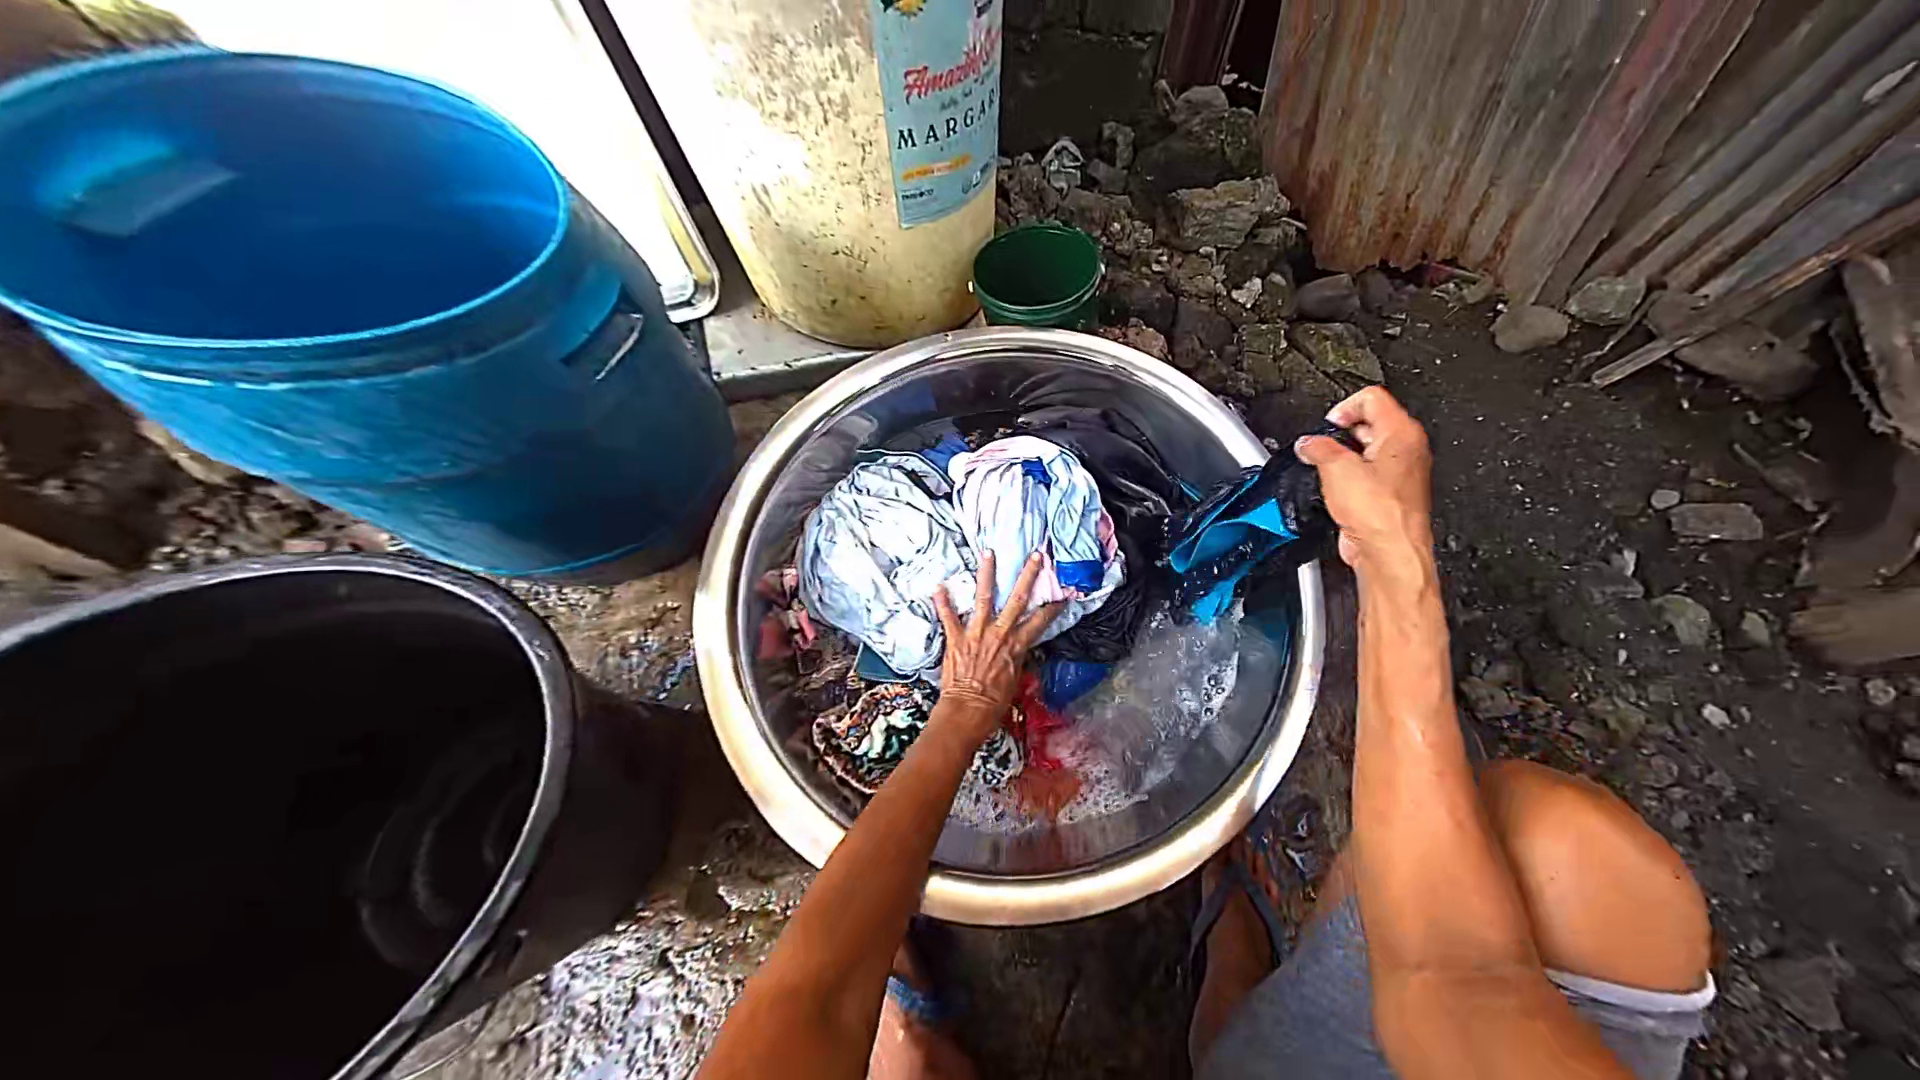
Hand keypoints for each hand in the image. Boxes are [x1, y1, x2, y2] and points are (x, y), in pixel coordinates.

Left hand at [931, 551, 1063, 745]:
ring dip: (987, 573)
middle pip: (1018, 599)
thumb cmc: (994, 702)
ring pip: (984, 596)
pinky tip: (939, 586)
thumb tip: (1020, 652)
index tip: (1063, 593)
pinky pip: (948, 616)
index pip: (1040, 621)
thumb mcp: (1015, 680)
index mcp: (1016, 645)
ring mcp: (976, 633)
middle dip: (1028, 575)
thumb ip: (1017, 660)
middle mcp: (999, 633)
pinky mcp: (956, 638)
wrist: (968, 711)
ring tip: (988, 553)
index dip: (1053, 607)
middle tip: (1036, 556)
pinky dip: (942, 601)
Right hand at [1293, 386, 1435, 585]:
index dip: (1343, 407)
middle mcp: (1407, 449)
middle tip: (1322, 450)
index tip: (1327, 426)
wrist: (1388, 550)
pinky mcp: (1390, 493)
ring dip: (1342, 457)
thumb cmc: (1379, 513)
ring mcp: (1400, 472)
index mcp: (1402, 433)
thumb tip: (1308, 444)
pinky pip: (1366, 474)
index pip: (1372, 398)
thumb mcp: (1336, 468)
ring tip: (1328, 473)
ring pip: (1365, 449)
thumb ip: (1318, 448)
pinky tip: (1337, 491)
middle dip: (1339, 434)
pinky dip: (1348, 478)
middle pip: (1368, 422)